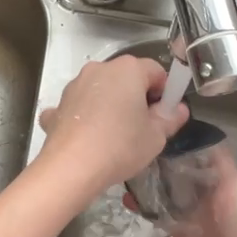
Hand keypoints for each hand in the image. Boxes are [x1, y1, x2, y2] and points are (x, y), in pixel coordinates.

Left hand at [35, 55, 188, 200]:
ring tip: (113, 135)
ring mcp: (74, 86)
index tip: (163, 115)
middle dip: (136, 97)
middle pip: (126, 78)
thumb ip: (170, 118)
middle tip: (142, 127)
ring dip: (109, 105)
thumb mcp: (155, 136)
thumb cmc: (120, 146)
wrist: (71, 167)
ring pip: (101, 90)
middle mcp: (99, 69)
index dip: (164, 92)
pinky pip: (78, 107)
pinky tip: (87, 138)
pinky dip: (85, 117)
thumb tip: (178, 109)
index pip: (156, 71)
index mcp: (127, 69)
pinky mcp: (57, 106)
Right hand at [124, 146, 236, 236]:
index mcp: (215, 188)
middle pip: (171, 190)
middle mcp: (200, 207)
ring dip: (143, 208)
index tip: (148, 140)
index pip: (189, 166)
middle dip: (152, 180)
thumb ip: (216, 158)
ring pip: (160, 217)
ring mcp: (187, 232)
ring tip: (123, 198)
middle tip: (128, 169)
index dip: (171, 155)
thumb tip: (195, 132)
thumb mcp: (234, 181)